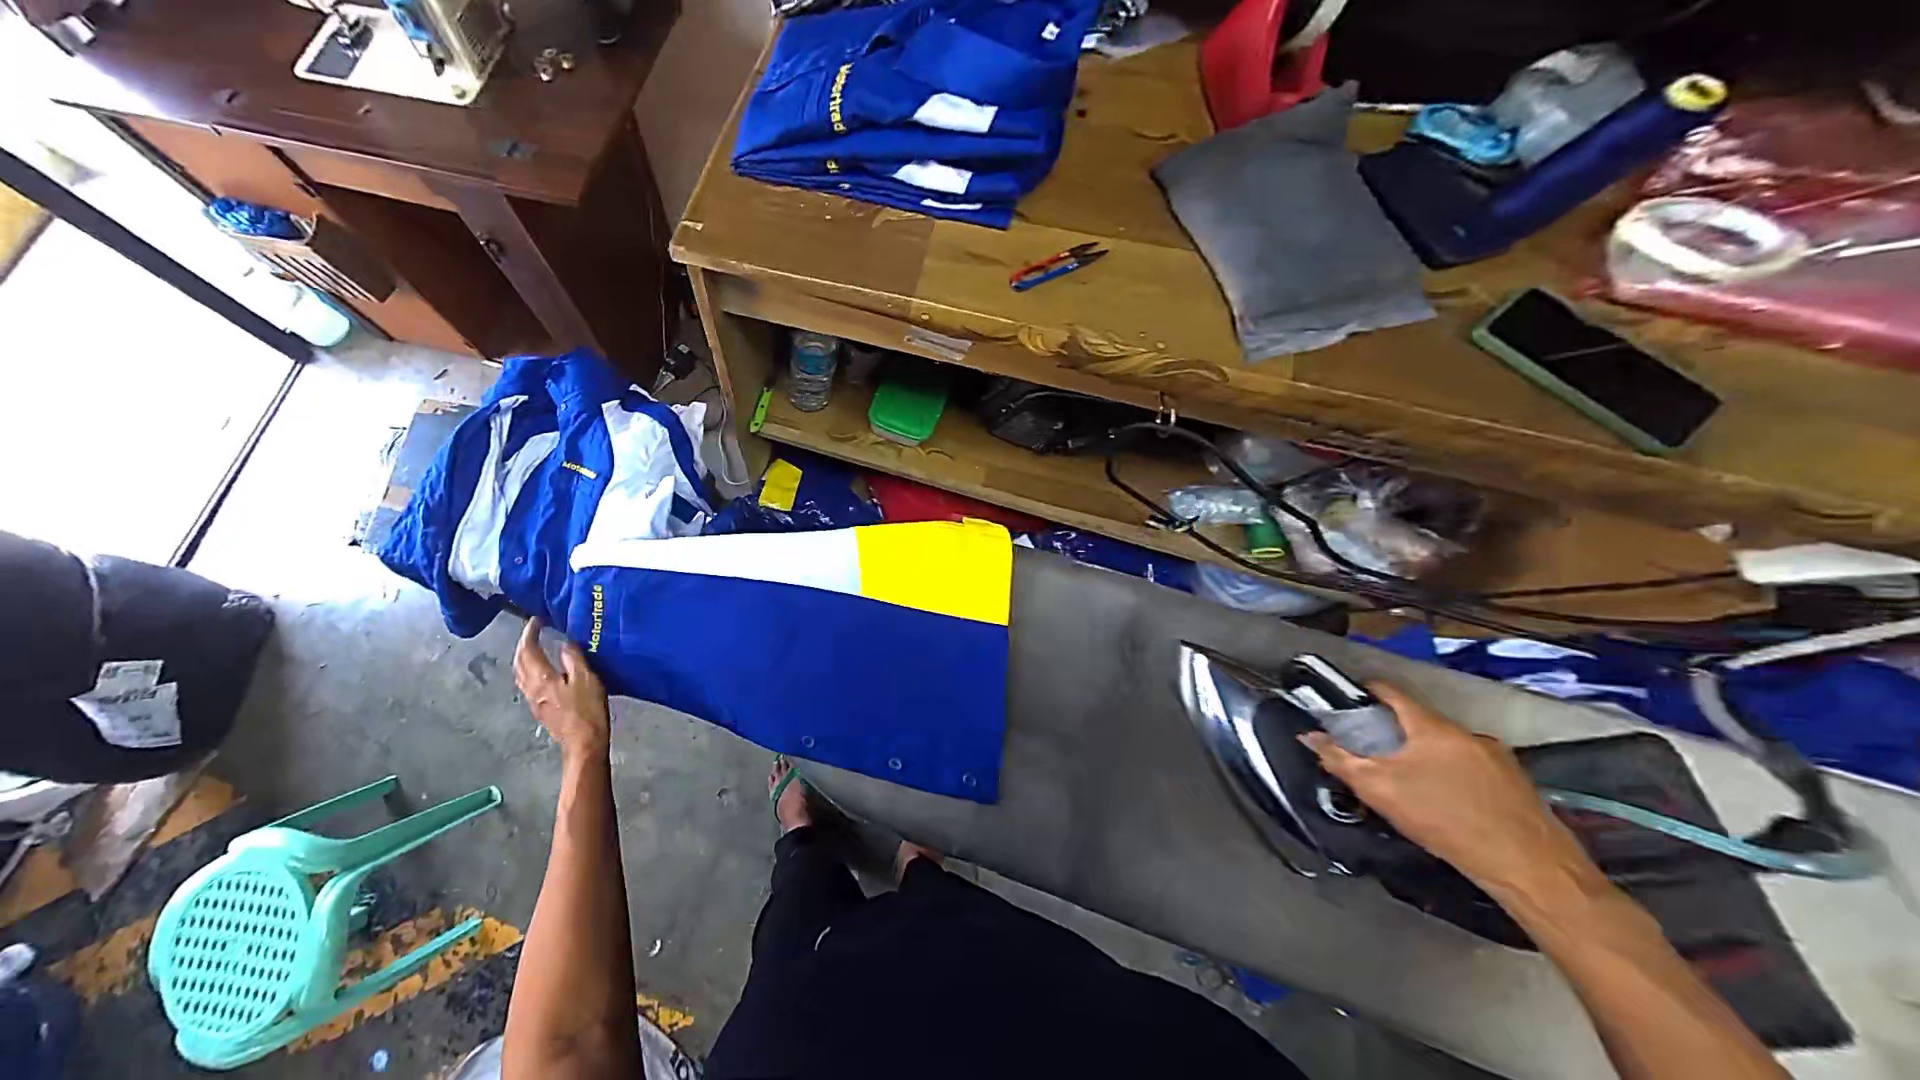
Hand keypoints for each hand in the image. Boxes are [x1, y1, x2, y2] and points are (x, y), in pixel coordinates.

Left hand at [515, 617, 611, 760]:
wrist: (583, 742)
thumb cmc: (587, 710)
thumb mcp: (587, 679)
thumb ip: (573, 659)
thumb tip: (564, 643)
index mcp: (541, 678)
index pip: (528, 650)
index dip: (530, 633)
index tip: (536, 620)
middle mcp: (531, 688)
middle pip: (519, 662)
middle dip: (523, 644)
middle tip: (533, 631)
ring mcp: (534, 700)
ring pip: (520, 673)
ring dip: (524, 657)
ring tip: (535, 647)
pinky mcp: (540, 708)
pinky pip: (528, 682)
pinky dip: (530, 669)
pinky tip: (541, 670)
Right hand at [1301, 682, 1600, 896]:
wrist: (1529, 866)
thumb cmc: (1445, 820)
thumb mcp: (1379, 790)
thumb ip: (1340, 759)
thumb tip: (1310, 736)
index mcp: (1431, 726)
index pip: (1392, 692)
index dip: (1366, 691)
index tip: (1348, 700)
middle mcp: (1466, 732)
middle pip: (1419, 723)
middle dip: (1395, 735)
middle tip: (1376, 756)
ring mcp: (1497, 756)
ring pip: (1447, 747)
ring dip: (1426, 757)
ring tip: (1413, 786)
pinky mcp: (1517, 782)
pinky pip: (1473, 768)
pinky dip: (1454, 776)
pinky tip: (1449, 804)